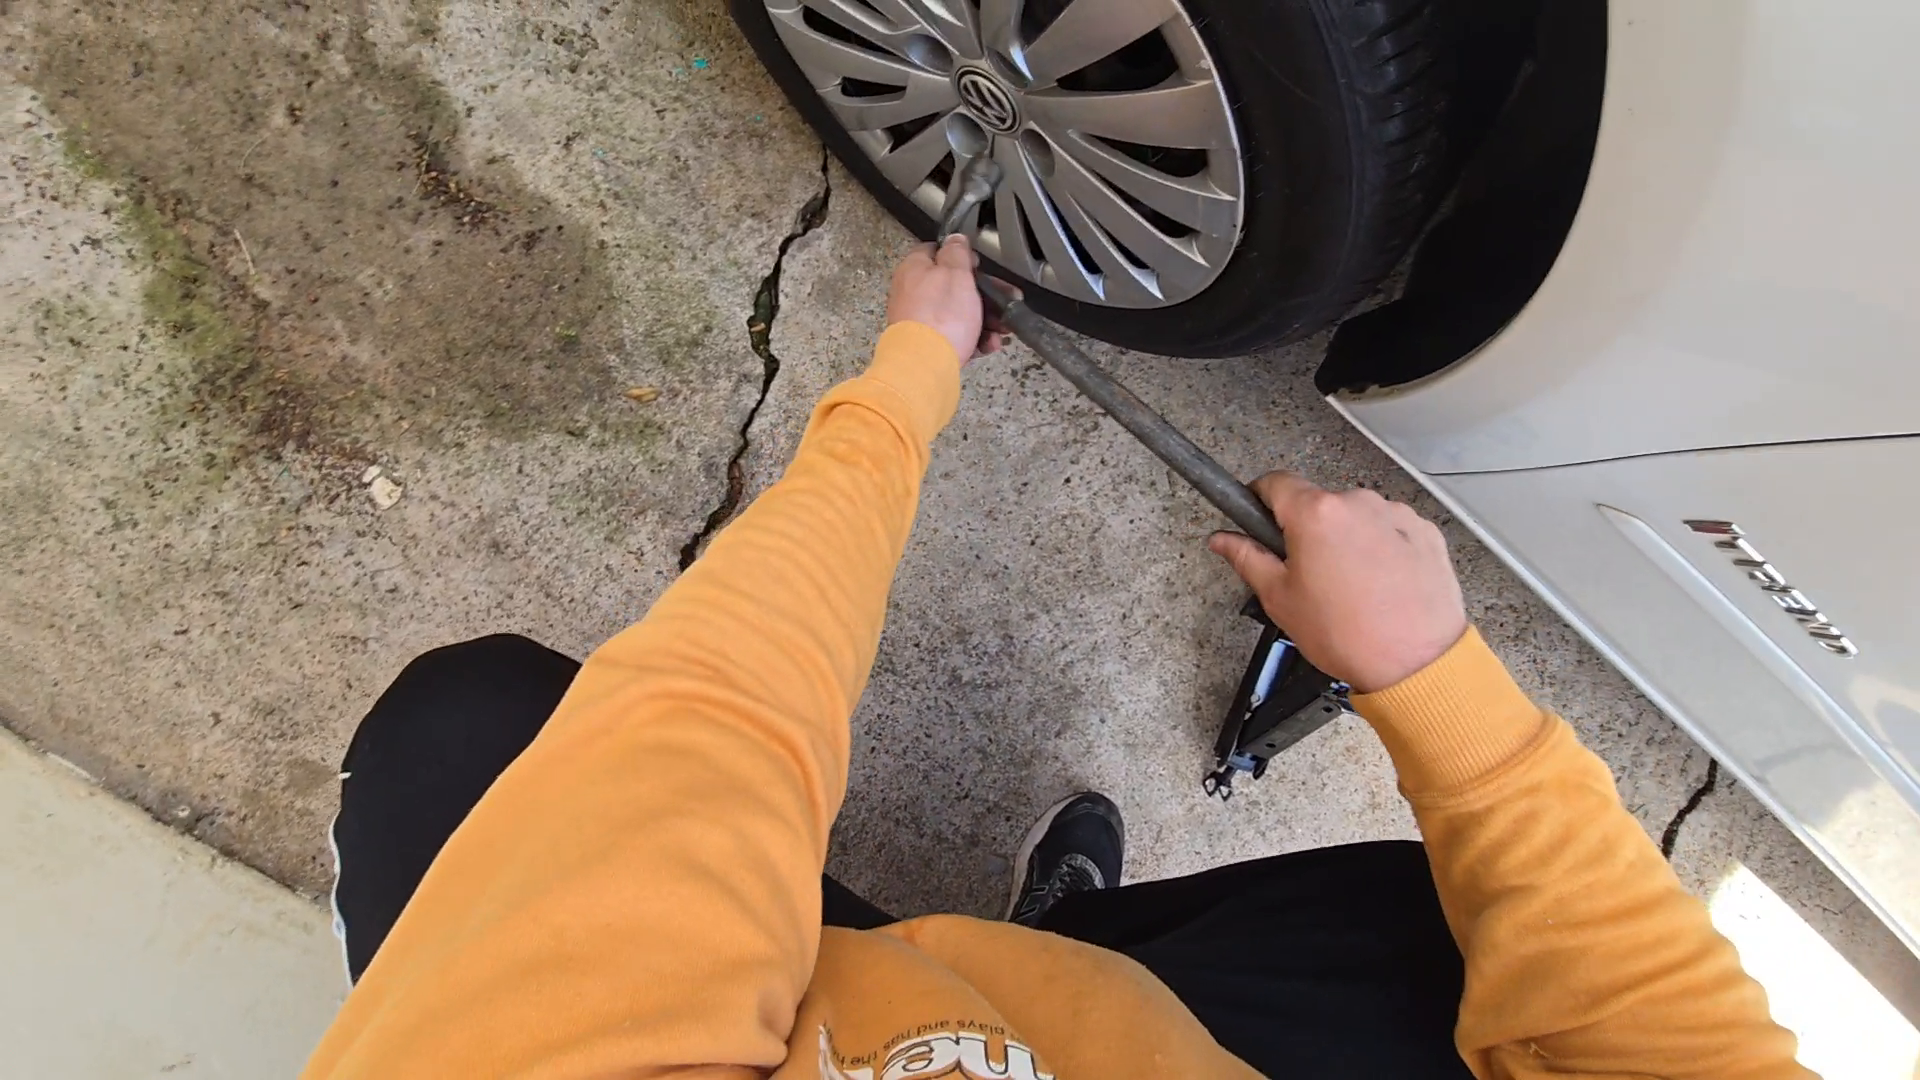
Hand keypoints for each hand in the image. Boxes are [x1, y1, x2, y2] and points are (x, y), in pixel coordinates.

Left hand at [886, 234, 1003, 362]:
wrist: (926, 365)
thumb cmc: (941, 316)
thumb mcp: (957, 273)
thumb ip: (958, 253)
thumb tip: (956, 238)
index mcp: (915, 268)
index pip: (938, 252)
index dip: (963, 258)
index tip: (980, 268)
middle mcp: (913, 293)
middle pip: (953, 287)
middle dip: (984, 296)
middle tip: (1005, 302)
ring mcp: (919, 321)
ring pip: (957, 315)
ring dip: (984, 321)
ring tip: (1002, 331)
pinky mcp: (927, 345)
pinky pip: (954, 337)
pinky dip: (973, 340)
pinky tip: (988, 345)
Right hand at [1208, 472, 1466, 693]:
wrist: (1417, 664)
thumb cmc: (1347, 634)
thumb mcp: (1279, 597)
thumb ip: (1246, 558)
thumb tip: (1222, 540)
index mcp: (1316, 514)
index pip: (1275, 482)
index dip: (1259, 498)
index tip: (1258, 518)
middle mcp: (1358, 503)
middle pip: (1317, 502)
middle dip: (1305, 529)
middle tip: (1303, 572)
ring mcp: (1396, 515)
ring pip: (1353, 516)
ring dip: (1343, 538)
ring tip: (1347, 584)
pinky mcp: (1426, 532)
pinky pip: (1388, 529)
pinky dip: (1378, 547)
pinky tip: (1376, 584)